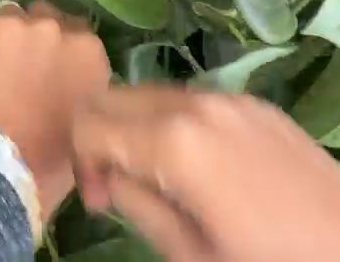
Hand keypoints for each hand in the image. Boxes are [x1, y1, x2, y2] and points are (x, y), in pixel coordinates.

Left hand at [0, 1, 110, 217]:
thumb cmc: (48, 157)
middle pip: (43, 18)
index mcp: (86, 51)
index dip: (64, 48)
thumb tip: (74, 85)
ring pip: (9, 18)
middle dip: (36, 36)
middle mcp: (50, 27)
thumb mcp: (86, 125)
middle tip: (23, 64)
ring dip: (5, 36)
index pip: (79, 33)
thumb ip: (84, 90)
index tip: (53, 64)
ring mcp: (9, 22)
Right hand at [69, 86, 339, 261]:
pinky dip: (174, 125)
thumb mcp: (194, 257)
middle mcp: (193, 103)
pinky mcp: (259, 106)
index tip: (100, 203)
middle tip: (117, 190)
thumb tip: (110, 179)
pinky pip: (192, 102)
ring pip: (149, 94)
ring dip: (135, 128)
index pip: (88, 124)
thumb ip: (138, 207)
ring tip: (160, 182)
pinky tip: (203, 172)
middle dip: (100, 137)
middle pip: (111, 97)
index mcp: (173, 141)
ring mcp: (230, 99)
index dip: (80, 161)